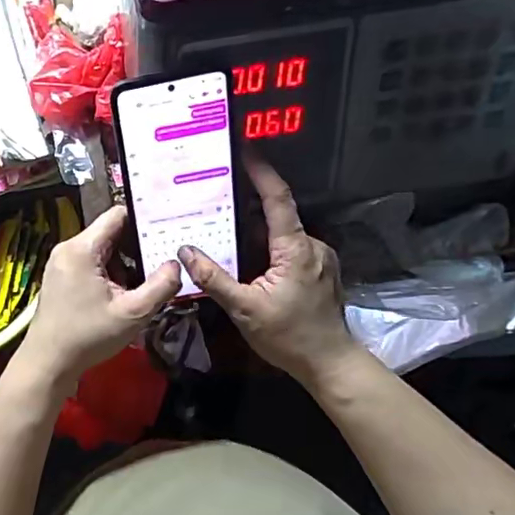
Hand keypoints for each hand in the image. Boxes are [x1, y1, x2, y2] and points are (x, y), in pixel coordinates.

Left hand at [15, 205, 180, 387]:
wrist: (48, 363)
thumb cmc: (87, 337)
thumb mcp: (132, 313)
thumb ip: (160, 286)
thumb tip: (176, 264)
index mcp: (82, 248)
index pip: (117, 214)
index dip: (144, 219)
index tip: (167, 230)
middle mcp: (68, 248)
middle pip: (111, 232)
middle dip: (137, 246)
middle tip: (164, 259)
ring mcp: (61, 263)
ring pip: (102, 250)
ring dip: (124, 263)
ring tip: (147, 281)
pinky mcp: (60, 278)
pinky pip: (91, 264)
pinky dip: (109, 273)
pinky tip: (123, 293)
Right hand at [178, 155, 358, 385]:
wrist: (328, 361)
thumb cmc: (288, 336)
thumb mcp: (244, 309)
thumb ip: (214, 278)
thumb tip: (186, 251)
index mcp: (295, 248)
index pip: (278, 199)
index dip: (262, 173)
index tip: (245, 152)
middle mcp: (311, 245)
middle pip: (278, 215)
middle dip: (249, 205)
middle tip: (217, 198)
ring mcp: (318, 257)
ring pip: (283, 234)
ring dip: (256, 229)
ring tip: (225, 228)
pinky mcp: (319, 270)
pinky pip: (290, 248)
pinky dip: (268, 246)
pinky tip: (248, 258)